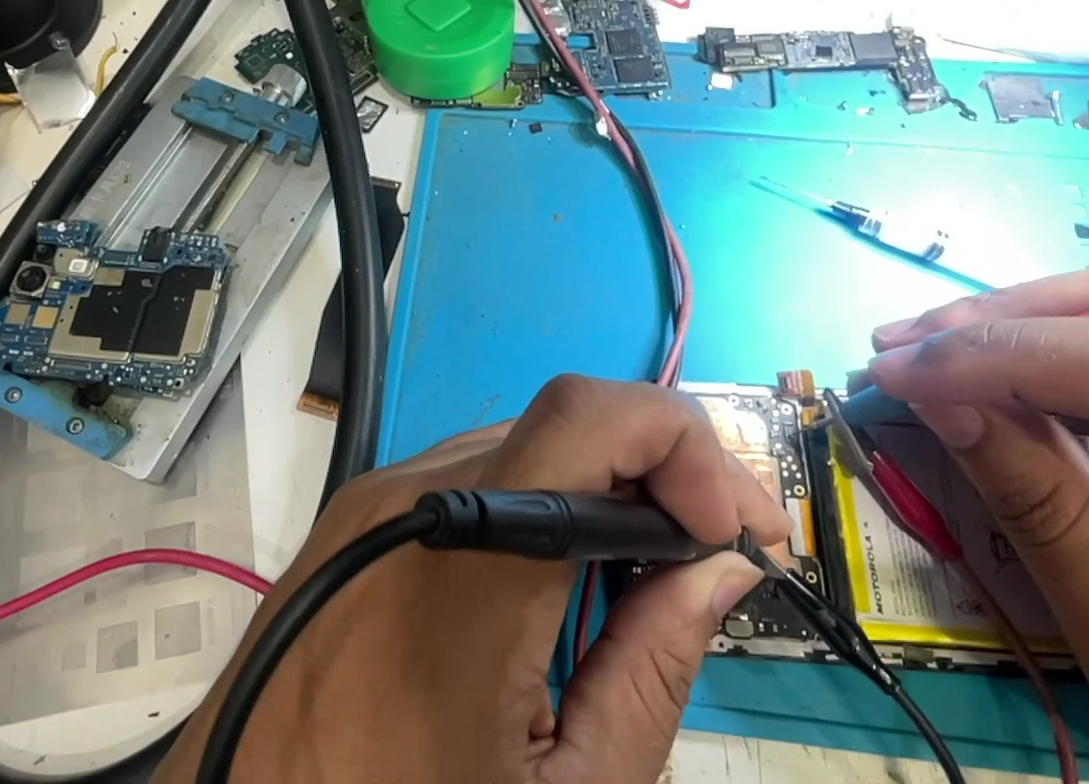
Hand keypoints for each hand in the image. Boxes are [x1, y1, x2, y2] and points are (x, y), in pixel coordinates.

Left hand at [156, 376, 787, 783]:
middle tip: (716, 550)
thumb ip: (652, 669)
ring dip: (603, 489)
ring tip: (645, 570)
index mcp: (464, 561)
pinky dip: (540, 503)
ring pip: (525, 447)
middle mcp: (413, 499)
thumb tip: (717, 570)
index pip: (589, 419)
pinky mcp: (354, 514)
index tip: (734, 528)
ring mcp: (373, 498)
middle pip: (568, 427)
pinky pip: (473, 476)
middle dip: (662, 473)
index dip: (683, 444)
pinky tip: (561, 574)